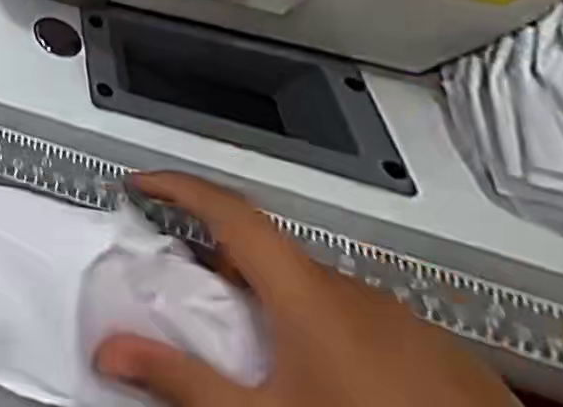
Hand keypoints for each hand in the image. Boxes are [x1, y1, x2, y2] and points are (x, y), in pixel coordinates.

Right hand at [93, 173, 517, 406]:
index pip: (229, 211)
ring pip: (319, 290)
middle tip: (192, 288)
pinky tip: (330, 379)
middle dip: (223, 261)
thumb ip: (182, 377)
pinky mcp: (449, 362)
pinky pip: (368, 323)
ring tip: (259, 345)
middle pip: (269, 253)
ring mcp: (410, 327)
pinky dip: (329, 331)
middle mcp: (360, 297)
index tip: (145, 183)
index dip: (178, 187)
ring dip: (277, 300)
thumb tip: (113, 350)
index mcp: (309, 296)